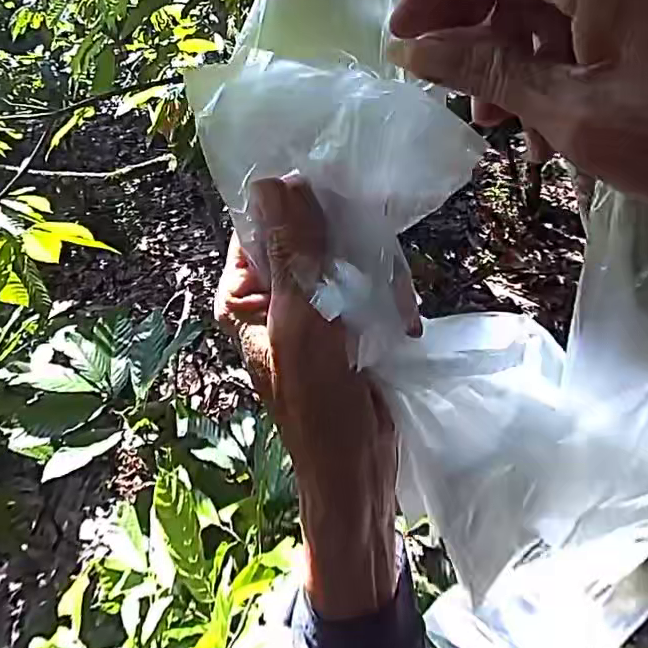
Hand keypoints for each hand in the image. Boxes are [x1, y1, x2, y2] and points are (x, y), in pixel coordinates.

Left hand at [214, 175, 399, 617]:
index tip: (335, 194)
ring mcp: (313, 306)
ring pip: (344, 257)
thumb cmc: (318, 399)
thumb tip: (273, 180)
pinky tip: (403, 323)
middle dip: (346, 246)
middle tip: (371, 260)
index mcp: (244, 295)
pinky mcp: (347, 318)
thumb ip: (291, 252)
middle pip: (307, 236)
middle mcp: (274, 295)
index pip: (260, 226)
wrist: (360, 467)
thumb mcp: (301, 320)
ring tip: (392, 306)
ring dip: (374, 276)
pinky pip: (367, 283)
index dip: (295, 204)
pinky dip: (388, 297)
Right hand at [387, 0, 647, 299]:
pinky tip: (555, 118)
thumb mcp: (574, 116)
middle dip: (475, 31)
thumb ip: (487, 72)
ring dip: (518, 54)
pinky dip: (563, 60)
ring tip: (503, 126)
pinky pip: (599, 19)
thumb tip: (410, 50)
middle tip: (457, 101)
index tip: (401, 46)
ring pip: (558, 1)